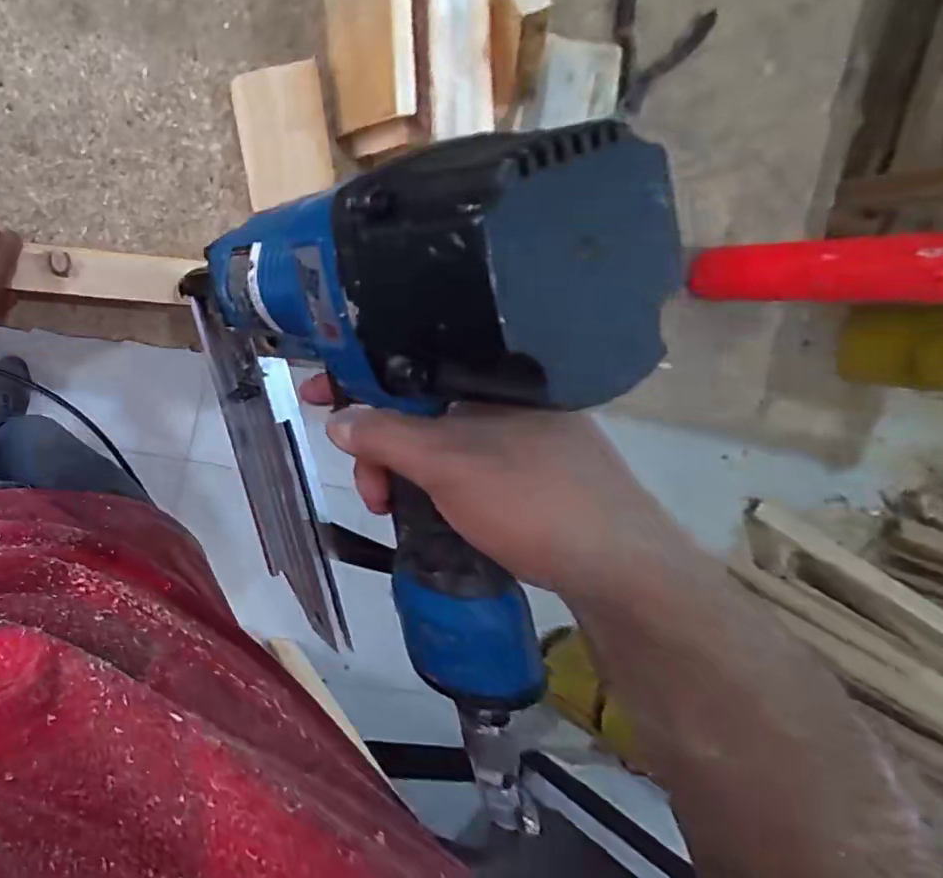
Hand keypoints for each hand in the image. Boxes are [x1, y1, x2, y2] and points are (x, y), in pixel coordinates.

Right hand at [298, 376, 700, 603]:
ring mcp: (519, 440)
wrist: (628, 577)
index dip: (354, 379)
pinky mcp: (527, 475)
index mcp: (489, 383)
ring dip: (399, 473)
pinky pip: (456, 466)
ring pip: (432, 443)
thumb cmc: (533, 503)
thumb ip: (382, 435)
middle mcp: (503, 403)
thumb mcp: (445, 465)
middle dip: (376, 448)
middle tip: (370, 490)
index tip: (315, 396)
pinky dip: (429, 486)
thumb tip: (336, 419)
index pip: (405, 366)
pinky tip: (425, 513)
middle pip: (412, 410)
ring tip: (392, 510)